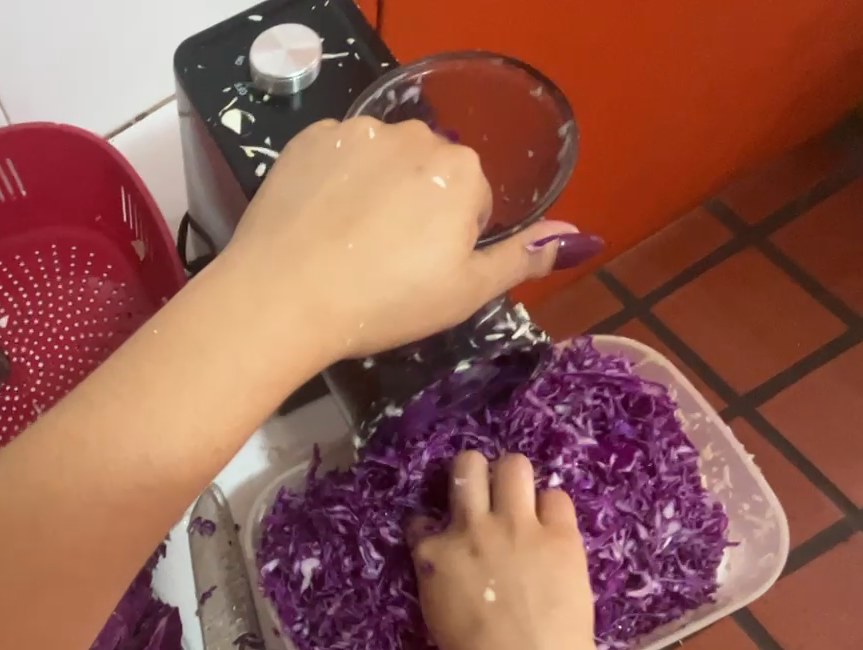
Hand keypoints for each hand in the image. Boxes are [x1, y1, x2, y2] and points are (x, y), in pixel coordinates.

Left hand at [216, 116, 596, 366]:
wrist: (283, 299)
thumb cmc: (381, 304)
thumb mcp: (463, 295)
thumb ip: (522, 261)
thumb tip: (579, 238)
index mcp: (462, 172)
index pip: (469, 202)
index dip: (444, 243)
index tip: (413, 275)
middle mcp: (416, 135)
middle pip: (424, 174)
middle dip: (410, 209)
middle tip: (375, 263)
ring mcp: (357, 132)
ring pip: (378, 161)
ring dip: (369, 191)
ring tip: (340, 245)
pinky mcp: (308, 140)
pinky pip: (333, 156)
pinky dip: (328, 182)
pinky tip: (313, 223)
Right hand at [409, 452, 612, 649]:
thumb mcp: (436, 611)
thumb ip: (438, 573)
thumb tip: (445, 556)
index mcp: (433, 553)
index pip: (420, 517)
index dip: (432, 521)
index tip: (441, 531)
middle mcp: (470, 528)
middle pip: (467, 466)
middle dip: (472, 470)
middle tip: (483, 491)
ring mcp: (516, 526)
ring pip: (513, 465)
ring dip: (513, 477)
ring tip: (519, 497)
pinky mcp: (560, 534)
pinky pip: (556, 497)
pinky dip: (551, 510)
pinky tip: (550, 529)